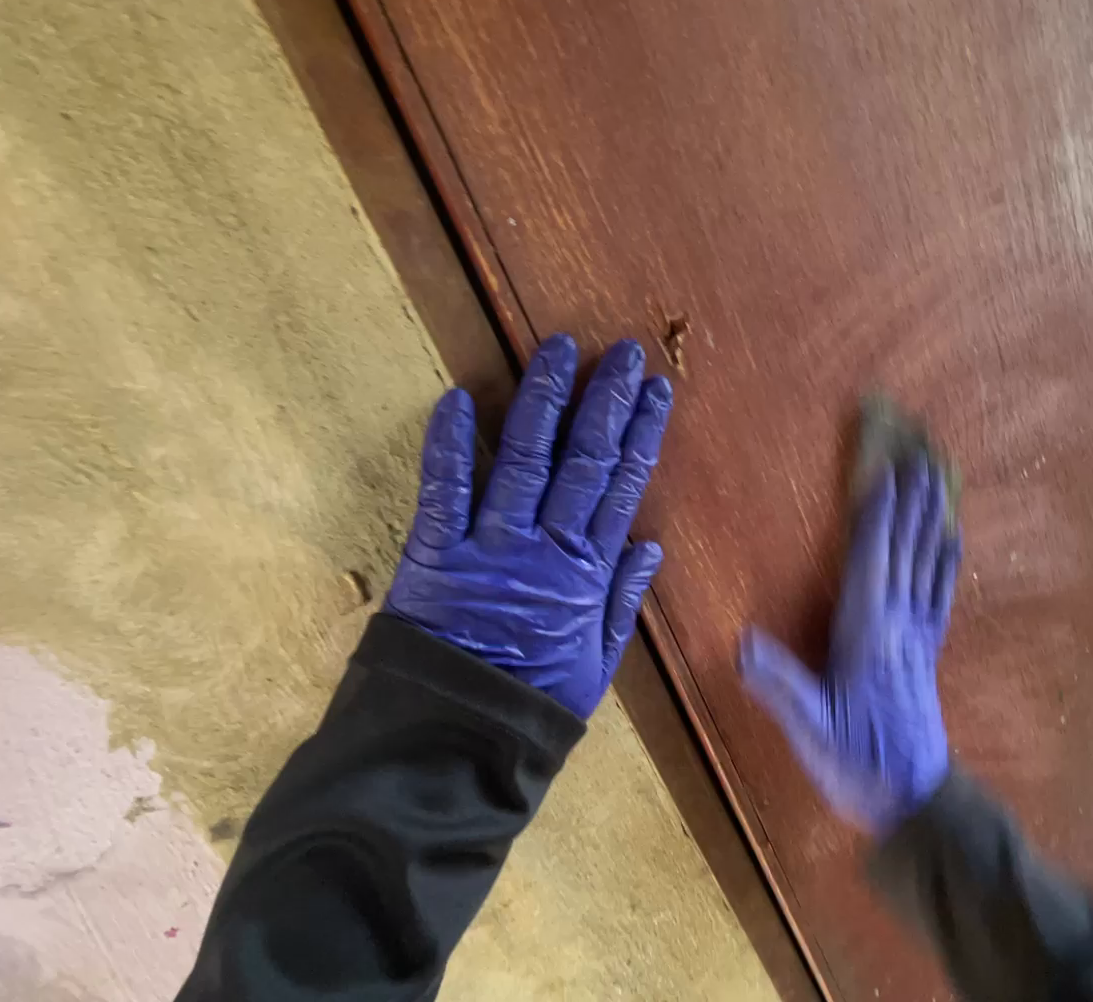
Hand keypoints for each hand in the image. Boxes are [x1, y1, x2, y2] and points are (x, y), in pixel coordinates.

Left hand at [387, 334, 672, 718]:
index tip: (657, 390)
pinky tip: (456, 398)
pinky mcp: (435, 554)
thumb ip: (623, 601)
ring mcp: (491, 545)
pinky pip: (444, 491)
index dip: (641, 434)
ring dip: (543, 401)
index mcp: (588, 571)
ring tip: (558, 350)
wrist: (457, 741)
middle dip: (605, 402)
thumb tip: (650, 544)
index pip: (622, 486)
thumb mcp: (598, 663)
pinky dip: (450, 445)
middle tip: (623, 352)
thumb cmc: (533, 700)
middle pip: (583, 461)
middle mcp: (547, 547)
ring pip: (526, 460)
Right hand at [741, 461, 960, 833]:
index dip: (877, 517)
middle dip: (911, 504)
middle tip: (922, 459)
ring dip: (931, 521)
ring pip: (926, 566)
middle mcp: (896, 626)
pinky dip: (947, 563)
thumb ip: (780, 687)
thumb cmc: (858, 763)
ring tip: (939, 483)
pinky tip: (954, 541)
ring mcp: (917, 638)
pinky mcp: (928, 653)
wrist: (917, 800)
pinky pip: (940, 596)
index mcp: (866, 634)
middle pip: (904, 552)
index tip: (886, 474)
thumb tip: (740, 642)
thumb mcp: (811, 731)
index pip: (871, 562)